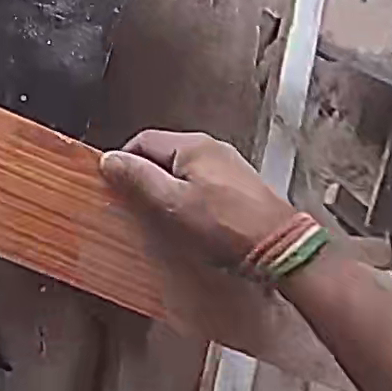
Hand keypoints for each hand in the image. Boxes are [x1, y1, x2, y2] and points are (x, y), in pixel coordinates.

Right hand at [98, 130, 298, 268]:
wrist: (283, 250)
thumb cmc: (225, 225)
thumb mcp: (171, 202)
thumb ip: (138, 178)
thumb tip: (108, 159)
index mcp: (191, 145)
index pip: (141, 141)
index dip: (123, 162)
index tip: (115, 186)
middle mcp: (210, 148)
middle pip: (161, 154)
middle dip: (144, 176)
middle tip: (135, 204)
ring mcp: (226, 165)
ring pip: (179, 169)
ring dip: (164, 187)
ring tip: (160, 214)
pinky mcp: (237, 185)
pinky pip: (198, 181)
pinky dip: (185, 195)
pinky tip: (186, 217)